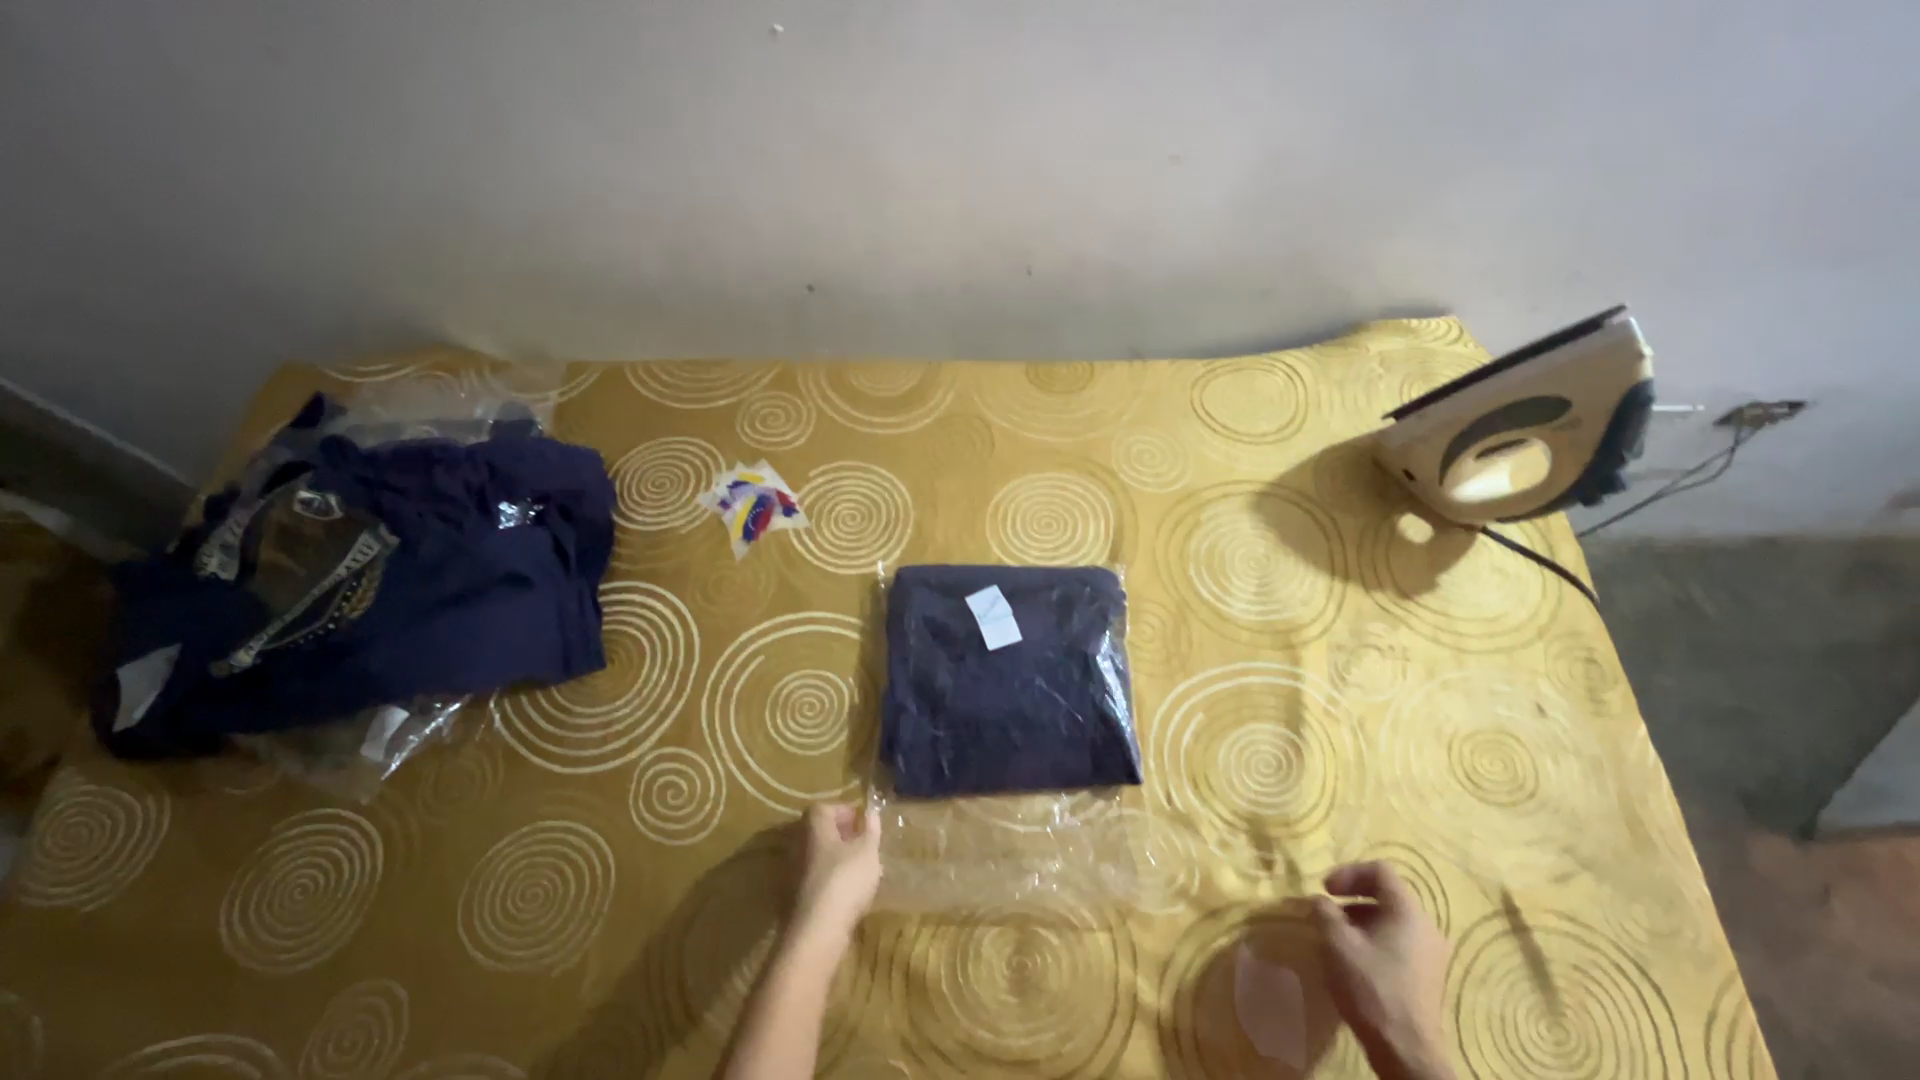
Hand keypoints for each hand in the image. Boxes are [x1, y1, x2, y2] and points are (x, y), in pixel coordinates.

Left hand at [790, 803, 882, 946]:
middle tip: (860, 844)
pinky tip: (844, 892)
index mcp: (813, 827)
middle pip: (817, 832)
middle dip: (839, 835)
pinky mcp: (791, 896)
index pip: (823, 807)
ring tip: (857, 870)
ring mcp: (791, 871)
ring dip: (833, 858)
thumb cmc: (846, 879)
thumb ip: (870, 830)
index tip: (861, 822)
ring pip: (814, 856)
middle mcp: (797, 844)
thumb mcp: (867, 851)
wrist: (817, 929)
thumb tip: (870, 812)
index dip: (843, 811)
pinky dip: (826, 879)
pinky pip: (811, 878)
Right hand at [1312, 862, 1455, 1079]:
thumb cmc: (1371, 988)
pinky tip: (1356, 962)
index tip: (1325, 891)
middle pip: (1387, 895)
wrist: (1407, 1050)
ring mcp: (1432, 953)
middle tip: (1327, 914)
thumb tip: (1319, 901)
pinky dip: (1375, 940)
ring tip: (1337, 939)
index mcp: (1408, 912)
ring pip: (1392, 920)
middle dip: (1352, 899)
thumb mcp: (1337, 943)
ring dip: (1361, 921)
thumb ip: (1324, 912)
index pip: (1380, 871)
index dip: (1348, 873)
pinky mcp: (1429, 975)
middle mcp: (1427, 926)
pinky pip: (1400, 941)